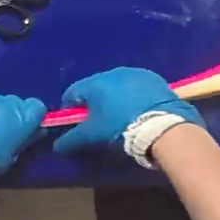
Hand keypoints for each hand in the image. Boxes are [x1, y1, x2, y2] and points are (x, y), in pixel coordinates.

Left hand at [0, 94, 46, 203]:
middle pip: (15, 102)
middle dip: (11, 114)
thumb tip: (37, 130)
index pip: (36, 107)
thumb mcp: (12, 157)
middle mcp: (3, 102)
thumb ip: (26, 140)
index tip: (25, 129)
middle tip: (2, 130)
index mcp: (20, 117)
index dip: (32, 117)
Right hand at [53, 67, 201, 157]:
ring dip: (114, 98)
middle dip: (93, 103)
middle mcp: (112, 73)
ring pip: (116, 86)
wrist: (163, 127)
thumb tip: (57, 146)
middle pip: (95, 88)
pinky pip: (136, 87)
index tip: (75, 122)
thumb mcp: (92, 135)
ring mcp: (135, 73)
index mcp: (94, 83)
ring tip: (120, 117)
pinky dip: (133, 97)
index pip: (72, 93)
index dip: (70, 109)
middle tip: (98, 121)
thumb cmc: (120, 127)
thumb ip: (71, 139)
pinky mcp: (155, 79)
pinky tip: (137, 111)